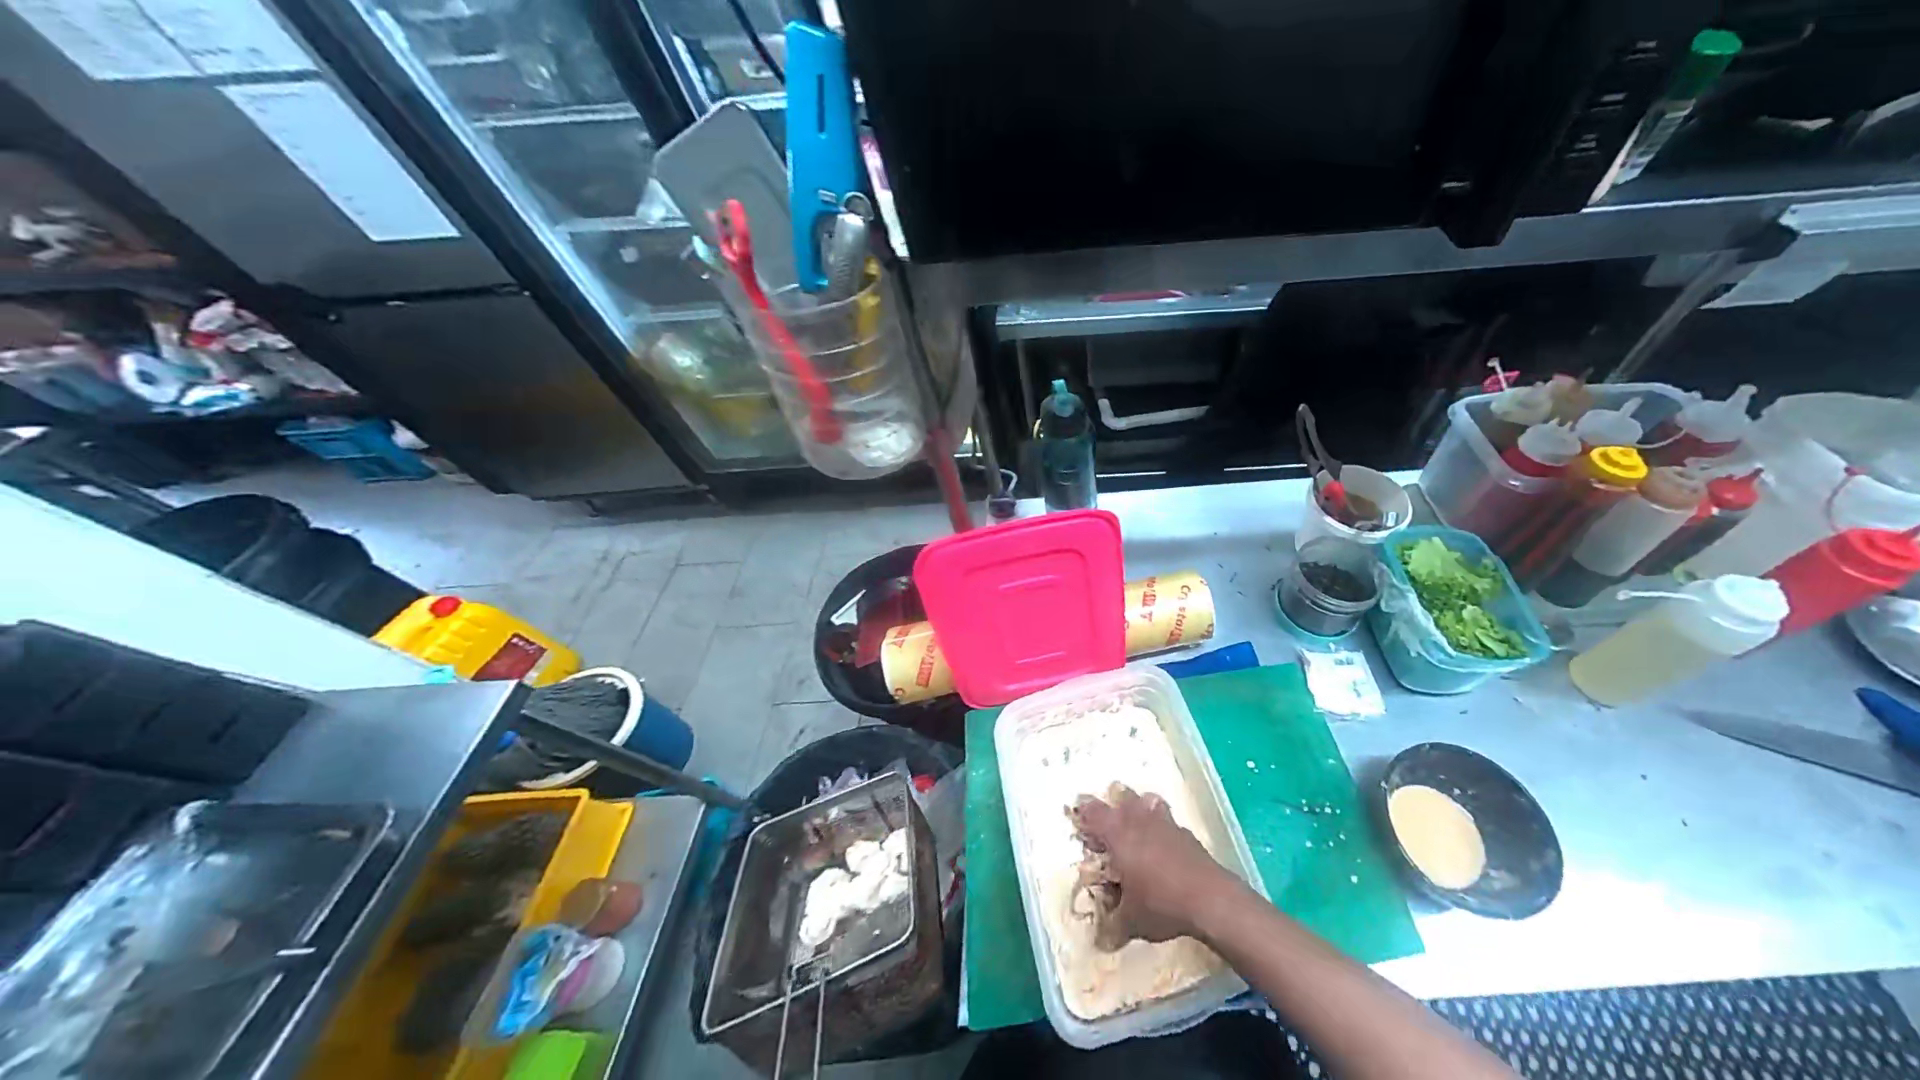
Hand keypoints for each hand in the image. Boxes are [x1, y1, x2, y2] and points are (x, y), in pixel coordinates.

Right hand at [1070, 783, 1240, 945]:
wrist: (1211, 900)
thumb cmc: (1161, 904)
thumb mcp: (1131, 920)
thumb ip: (1114, 924)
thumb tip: (1102, 941)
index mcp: (1118, 834)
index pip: (1093, 812)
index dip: (1084, 814)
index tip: (1079, 822)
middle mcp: (1139, 821)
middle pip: (1122, 797)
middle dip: (1112, 806)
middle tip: (1108, 825)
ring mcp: (1166, 824)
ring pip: (1148, 802)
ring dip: (1140, 809)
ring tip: (1137, 828)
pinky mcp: (1187, 835)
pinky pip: (1168, 822)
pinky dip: (1162, 829)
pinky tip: (1164, 850)